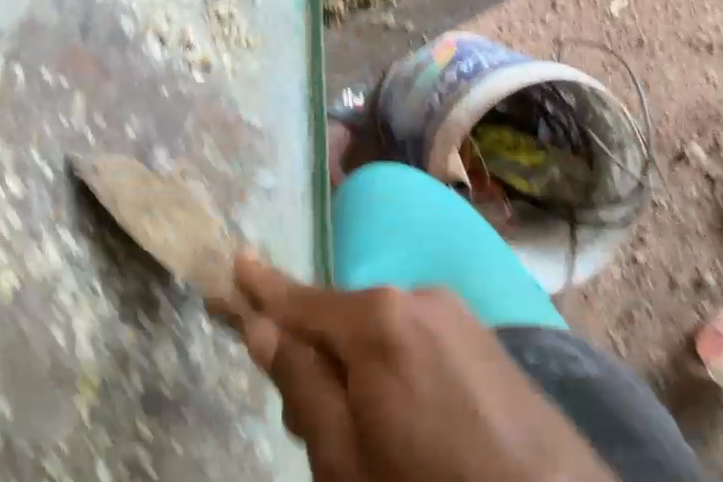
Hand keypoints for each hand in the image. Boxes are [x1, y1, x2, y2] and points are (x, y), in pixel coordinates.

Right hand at [231, 255, 616, 481]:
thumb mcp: (347, 460)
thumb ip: (300, 384)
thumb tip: (258, 325)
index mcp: (377, 320)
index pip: (297, 299)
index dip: (259, 289)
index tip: (231, 262)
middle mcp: (418, 298)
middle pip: (340, 318)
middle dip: (316, 356)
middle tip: (307, 421)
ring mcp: (461, 316)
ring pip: (382, 331)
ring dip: (359, 367)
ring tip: (369, 436)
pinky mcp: (491, 341)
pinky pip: (421, 341)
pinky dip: (399, 368)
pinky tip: (414, 423)